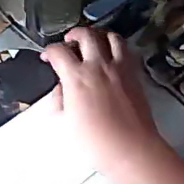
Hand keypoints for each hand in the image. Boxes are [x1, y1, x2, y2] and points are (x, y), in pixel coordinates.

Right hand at [41, 27, 167, 176]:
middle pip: (86, 35)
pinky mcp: (135, 76)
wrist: (131, 149)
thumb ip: (61, 101)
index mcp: (77, 77)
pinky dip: (118, 47)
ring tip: (94, 40)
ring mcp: (120, 69)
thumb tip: (60, 92)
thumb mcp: (67, 123)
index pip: (59, 51)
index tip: (48, 55)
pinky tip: (115, 55)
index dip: (49, 51)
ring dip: (99, 35)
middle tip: (70, 40)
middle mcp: (99, 67)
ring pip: (111, 37)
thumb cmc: (100, 142)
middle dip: (74, 34)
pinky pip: (127, 51)